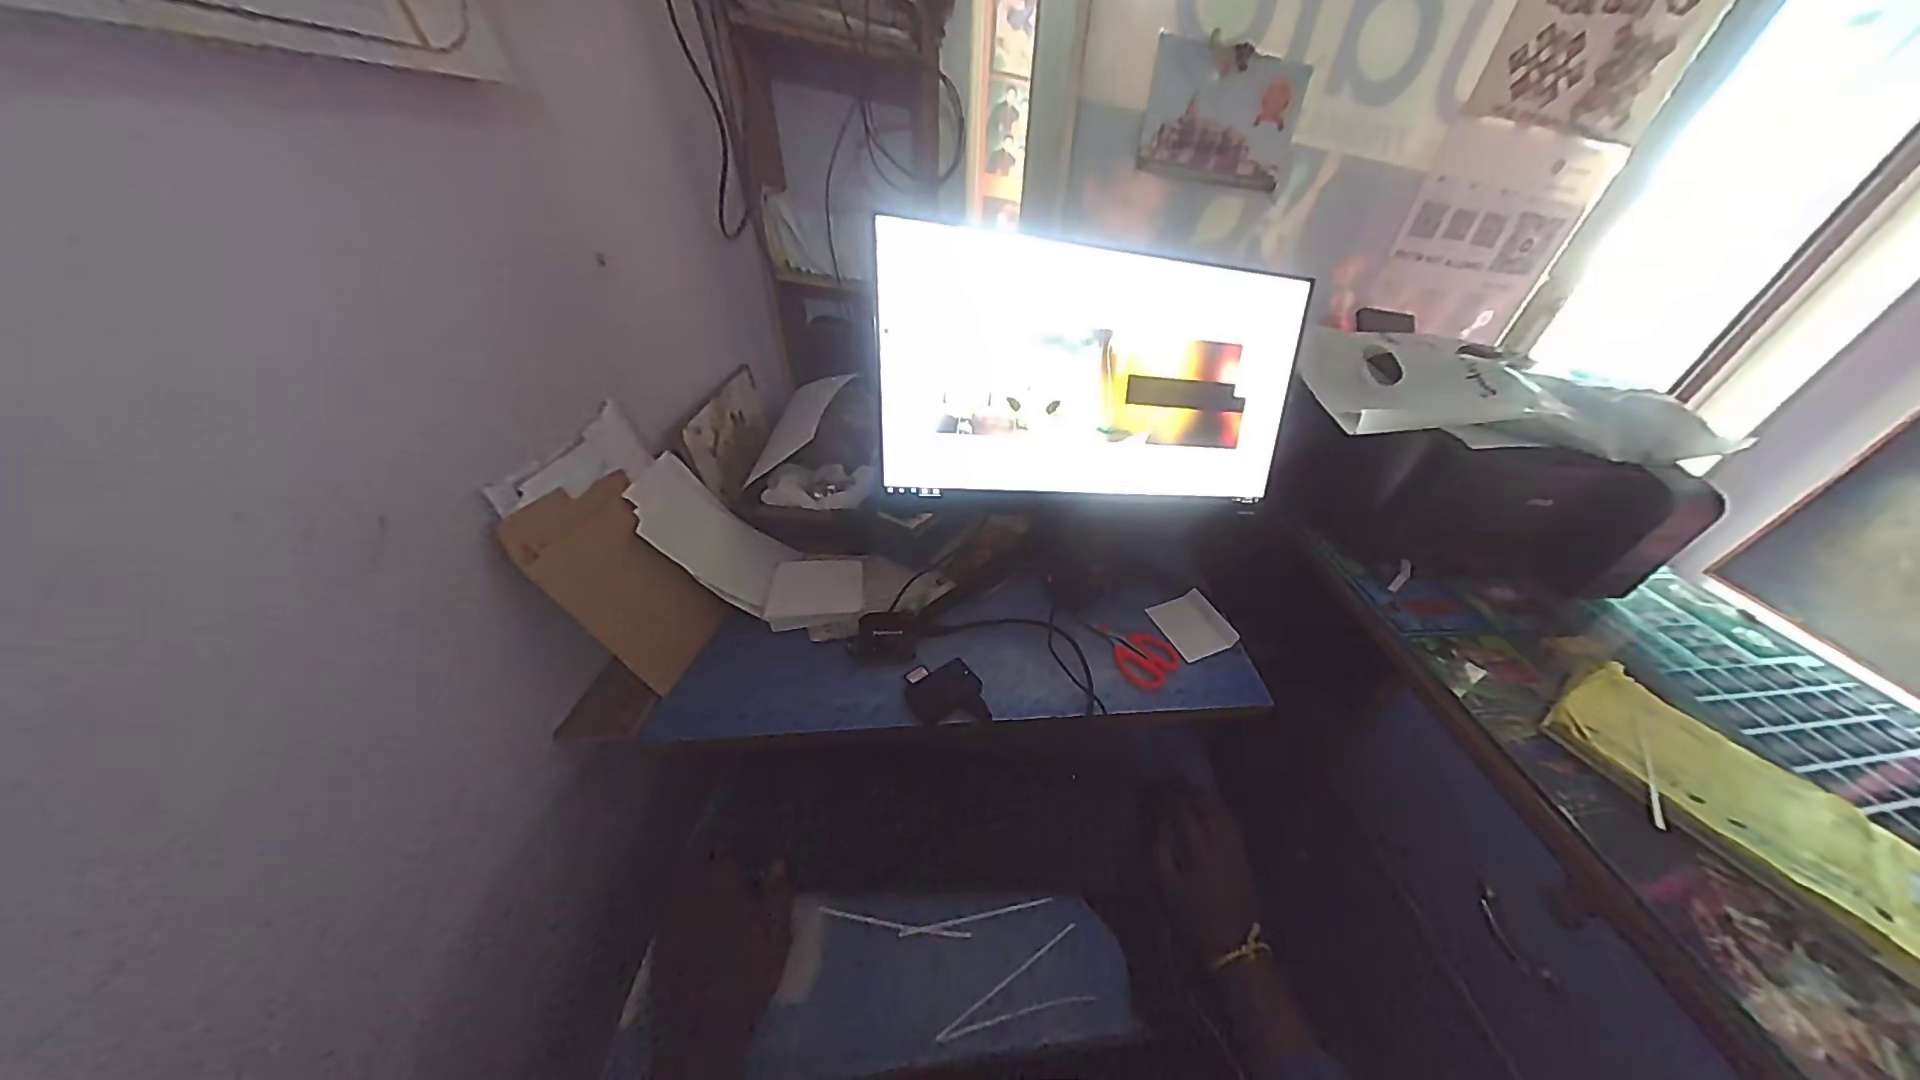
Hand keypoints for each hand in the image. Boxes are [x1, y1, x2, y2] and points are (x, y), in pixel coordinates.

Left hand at [651, 847, 792, 1076]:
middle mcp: (690, 890)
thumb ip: (778, 894)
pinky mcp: (659, 941)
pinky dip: (687, 908)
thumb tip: (777, 863)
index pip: (722, 847)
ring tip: (718, 891)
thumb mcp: (778, 935)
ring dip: (699, 882)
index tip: (746, 845)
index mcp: (720, 880)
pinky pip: (674, 910)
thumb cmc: (748, 976)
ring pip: (684, 885)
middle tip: (733, 866)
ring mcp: (670, 916)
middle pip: (699, 862)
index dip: (734, 844)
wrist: (700, 1029)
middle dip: (714, 859)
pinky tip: (701, 920)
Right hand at [1150, 788, 1262, 962]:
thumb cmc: (1193, 917)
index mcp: (1197, 845)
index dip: (1167, 795)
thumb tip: (1160, 826)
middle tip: (1172, 785)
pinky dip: (1219, 810)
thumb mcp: (1166, 887)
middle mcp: (1219, 839)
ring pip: (1221, 810)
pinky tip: (1210, 811)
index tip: (1154, 789)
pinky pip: (1231, 823)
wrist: (1233, 944)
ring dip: (1205, 798)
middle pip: (1204, 803)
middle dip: (1187, 791)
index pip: (1181, 808)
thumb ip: (1160, 851)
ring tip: (1190, 792)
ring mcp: (1235, 846)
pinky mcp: (1244, 855)